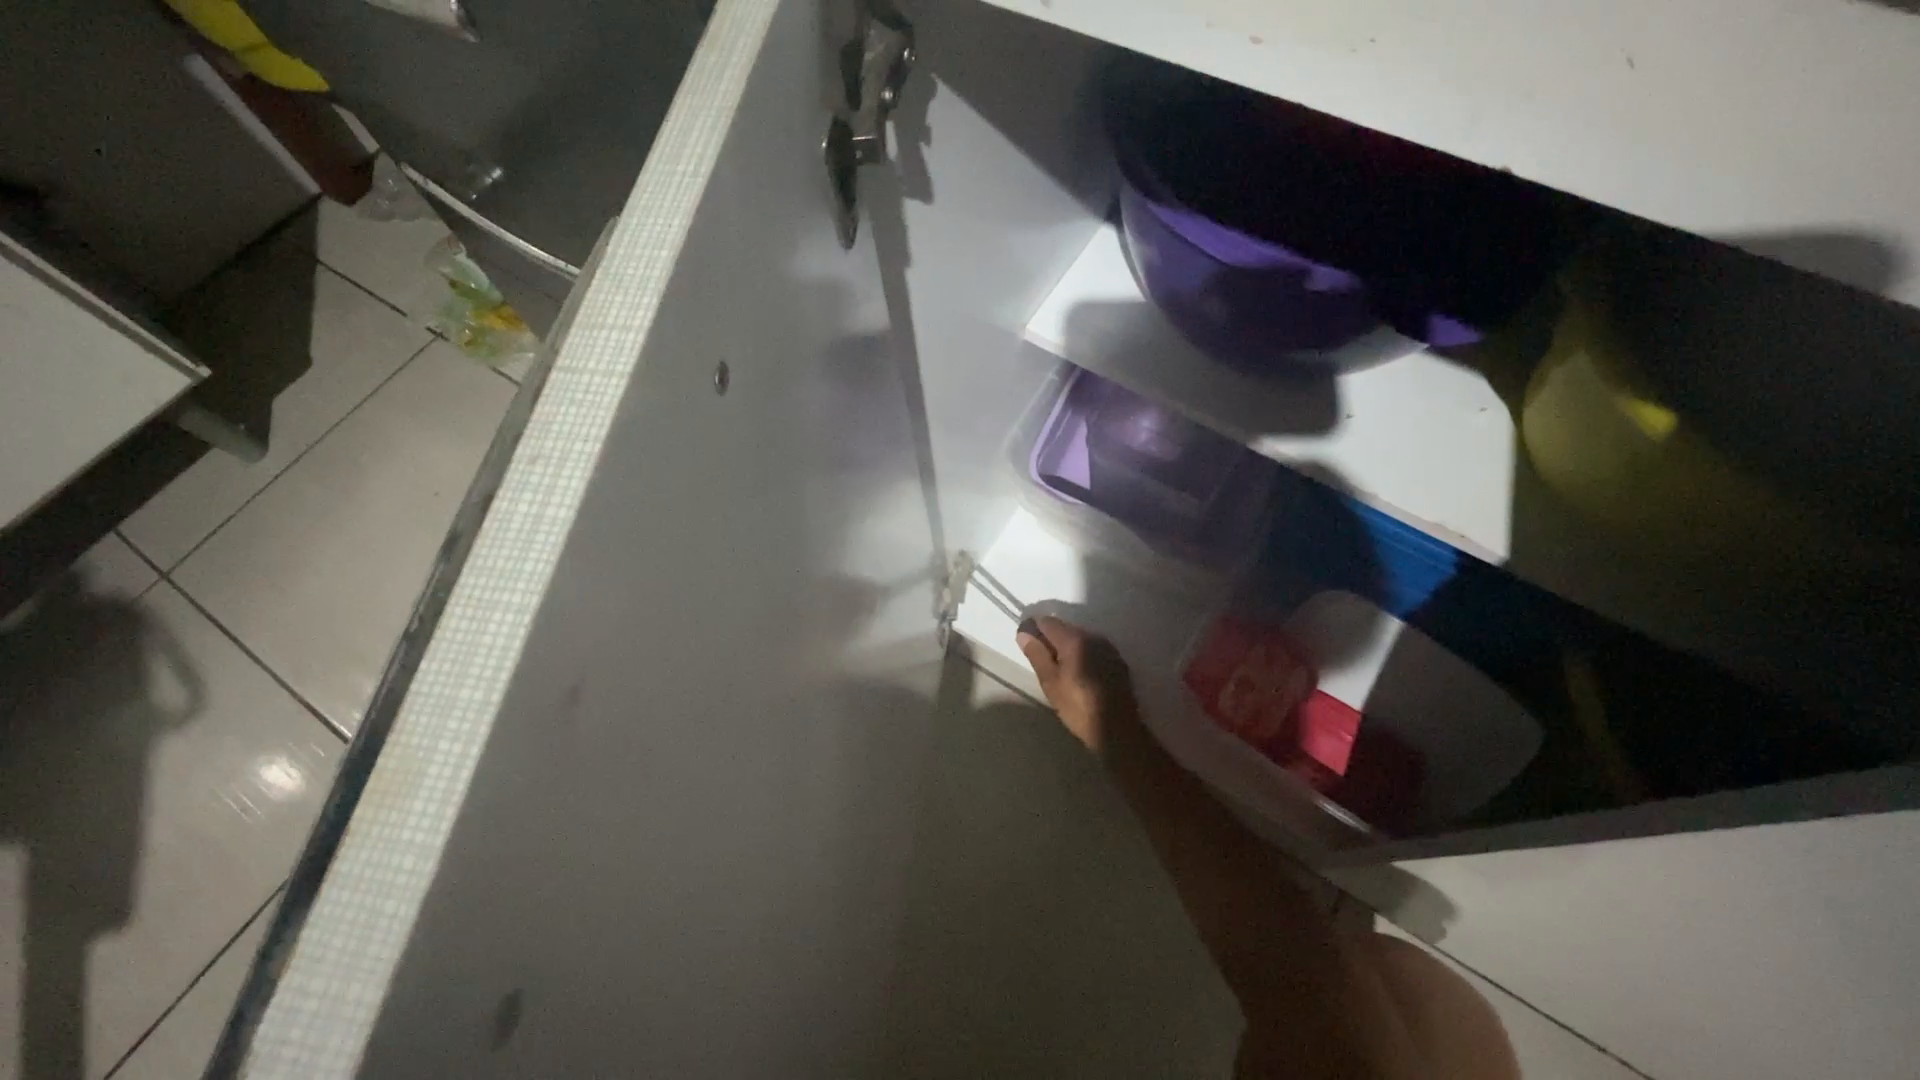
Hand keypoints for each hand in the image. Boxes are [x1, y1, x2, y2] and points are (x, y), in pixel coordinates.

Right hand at [1015, 616, 1138, 752]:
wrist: (1118, 729)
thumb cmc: (1078, 707)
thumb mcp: (1050, 682)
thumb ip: (1036, 654)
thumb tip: (1023, 634)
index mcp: (1074, 639)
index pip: (1047, 622)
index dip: (1033, 629)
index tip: (1026, 645)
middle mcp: (1093, 636)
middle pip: (1064, 628)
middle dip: (1050, 640)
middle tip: (1041, 662)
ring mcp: (1108, 647)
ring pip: (1080, 639)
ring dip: (1067, 648)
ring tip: (1060, 671)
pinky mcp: (1117, 660)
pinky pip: (1093, 649)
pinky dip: (1082, 655)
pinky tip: (1080, 674)